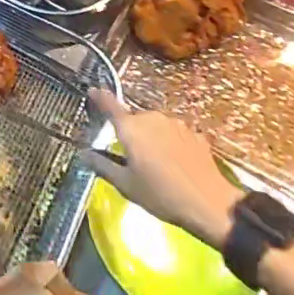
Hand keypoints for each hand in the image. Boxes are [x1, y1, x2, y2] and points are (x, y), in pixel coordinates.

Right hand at [82, 90, 243, 247]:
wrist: (210, 203)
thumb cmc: (161, 195)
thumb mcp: (126, 185)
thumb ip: (102, 165)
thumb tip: (84, 153)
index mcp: (131, 128)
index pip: (110, 105)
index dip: (100, 97)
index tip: (93, 91)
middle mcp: (152, 118)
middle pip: (134, 120)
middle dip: (130, 132)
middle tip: (130, 156)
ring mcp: (175, 124)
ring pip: (154, 126)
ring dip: (151, 137)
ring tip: (154, 163)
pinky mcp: (193, 133)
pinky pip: (173, 134)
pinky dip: (169, 143)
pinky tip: (175, 163)